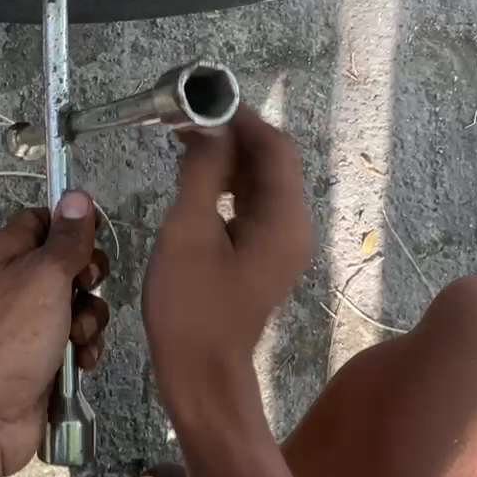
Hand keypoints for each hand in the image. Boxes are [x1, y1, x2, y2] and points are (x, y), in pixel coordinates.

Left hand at [0, 192, 109, 476]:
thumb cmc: (10, 335)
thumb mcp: (44, 277)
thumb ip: (67, 239)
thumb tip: (77, 194)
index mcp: (11, 251)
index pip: (45, 218)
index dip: (72, 224)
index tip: (93, 236)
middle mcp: (20, 280)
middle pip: (70, 261)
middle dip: (90, 276)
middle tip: (85, 287)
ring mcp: (33, 322)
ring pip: (80, 303)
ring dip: (90, 317)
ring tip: (78, 336)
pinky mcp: (46, 358)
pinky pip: (79, 340)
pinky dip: (86, 349)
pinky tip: (83, 363)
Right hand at [144, 106, 310, 419]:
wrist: (201, 376)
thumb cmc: (192, 307)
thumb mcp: (188, 232)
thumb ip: (202, 173)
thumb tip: (208, 127)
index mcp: (283, 220)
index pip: (274, 148)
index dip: (242, 118)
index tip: (201, 100)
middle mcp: (293, 227)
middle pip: (272, 161)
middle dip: (233, 134)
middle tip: (186, 118)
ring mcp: (281, 242)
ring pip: (260, 181)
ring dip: (228, 157)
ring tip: (184, 139)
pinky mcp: (263, 254)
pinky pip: (251, 203)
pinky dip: (226, 183)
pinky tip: (194, 175)